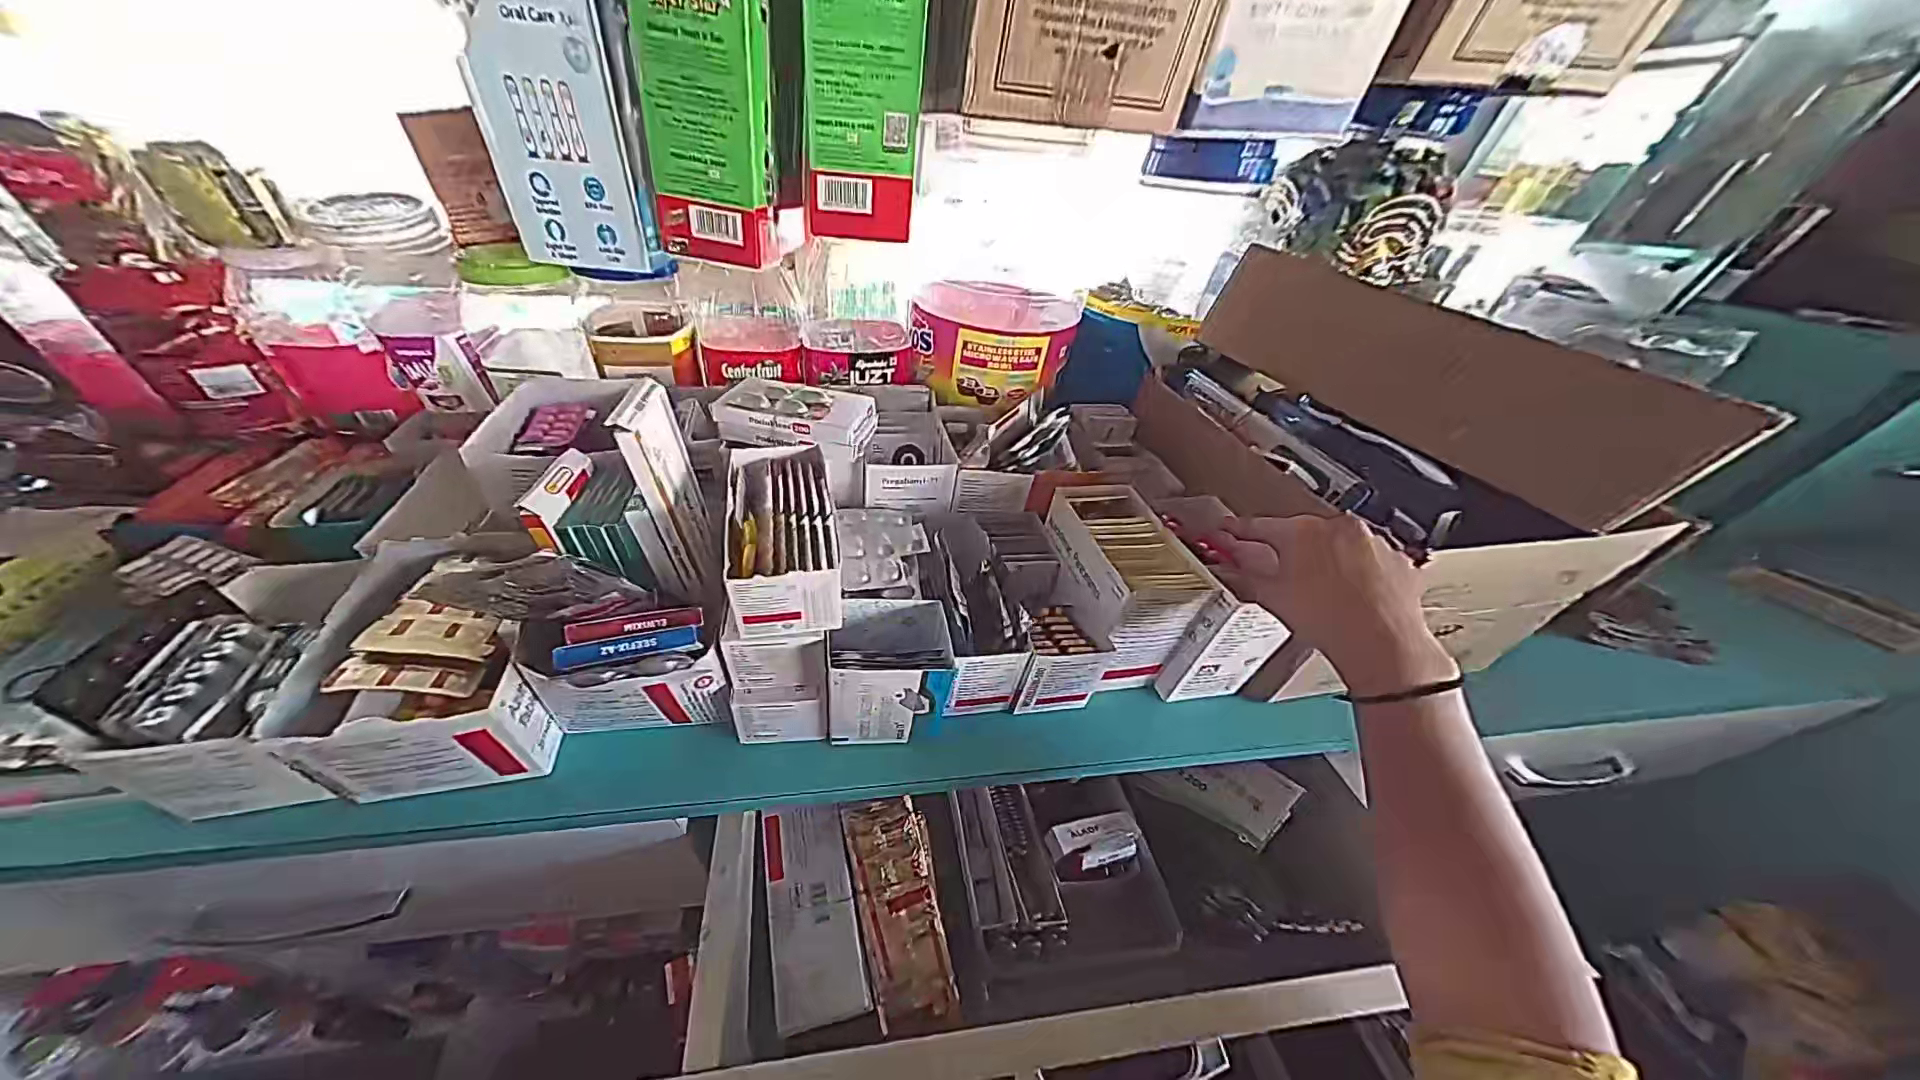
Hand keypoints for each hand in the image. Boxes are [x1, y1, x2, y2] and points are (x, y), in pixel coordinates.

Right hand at [1217, 513, 1457, 697]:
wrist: (1381, 644)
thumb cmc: (1331, 622)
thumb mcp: (1271, 597)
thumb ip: (1243, 575)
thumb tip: (1230, 568)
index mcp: (1302, 531)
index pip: (1259, 526)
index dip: (1238, 531)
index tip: (1229, 531)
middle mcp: (1339, 528)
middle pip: (1299, 533)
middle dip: (1285, 551)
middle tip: (1276, 575)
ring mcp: (1370, 541)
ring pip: (1334, 544)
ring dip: (1321, 560)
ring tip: (1315, 593)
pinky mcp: (1395, 558)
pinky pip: (1364, 557)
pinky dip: (1352, 571)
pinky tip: (1344, 594)